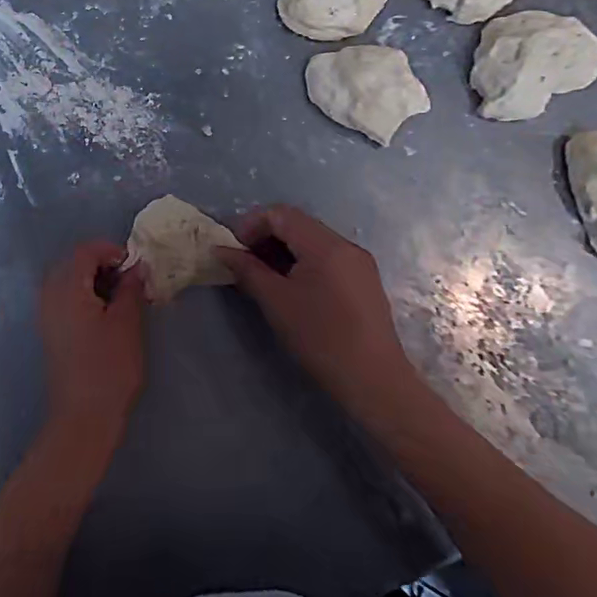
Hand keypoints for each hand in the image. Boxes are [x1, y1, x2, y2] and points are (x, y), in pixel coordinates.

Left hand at [37, 240, 146, 440]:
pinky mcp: (51, 331)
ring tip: (124, 298)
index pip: (85, 251)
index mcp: (66, 287)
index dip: (111, 250)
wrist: (82, 418)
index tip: (135, 264)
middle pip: (74, 263)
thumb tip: (136, 267)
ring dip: (95, 281)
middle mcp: (49, 295)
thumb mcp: (127, 323)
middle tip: (132, 280)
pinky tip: (108, 314)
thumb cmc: (108, 368)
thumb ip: (131, 289)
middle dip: (103, 264)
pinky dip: (86, 296)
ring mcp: (46, 314)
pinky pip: (66, 299)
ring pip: (69, 281)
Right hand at [214, 205, 416, 409]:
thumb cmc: (320, 338)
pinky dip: (303, 261)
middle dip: (266, 236)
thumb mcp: (275, 301)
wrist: (375, 382)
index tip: (235, 249)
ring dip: (284, 249)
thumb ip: (247, 269)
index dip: (251, 224)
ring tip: (265, 276)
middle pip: (298, 223)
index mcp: (325, 245)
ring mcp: (359, 263)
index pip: (281, 213)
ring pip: (312, 240)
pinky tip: (292, 287)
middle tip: (244, 262)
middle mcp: (346, 245)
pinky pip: (327, 256)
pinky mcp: (364, 281)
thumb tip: (222, 250)